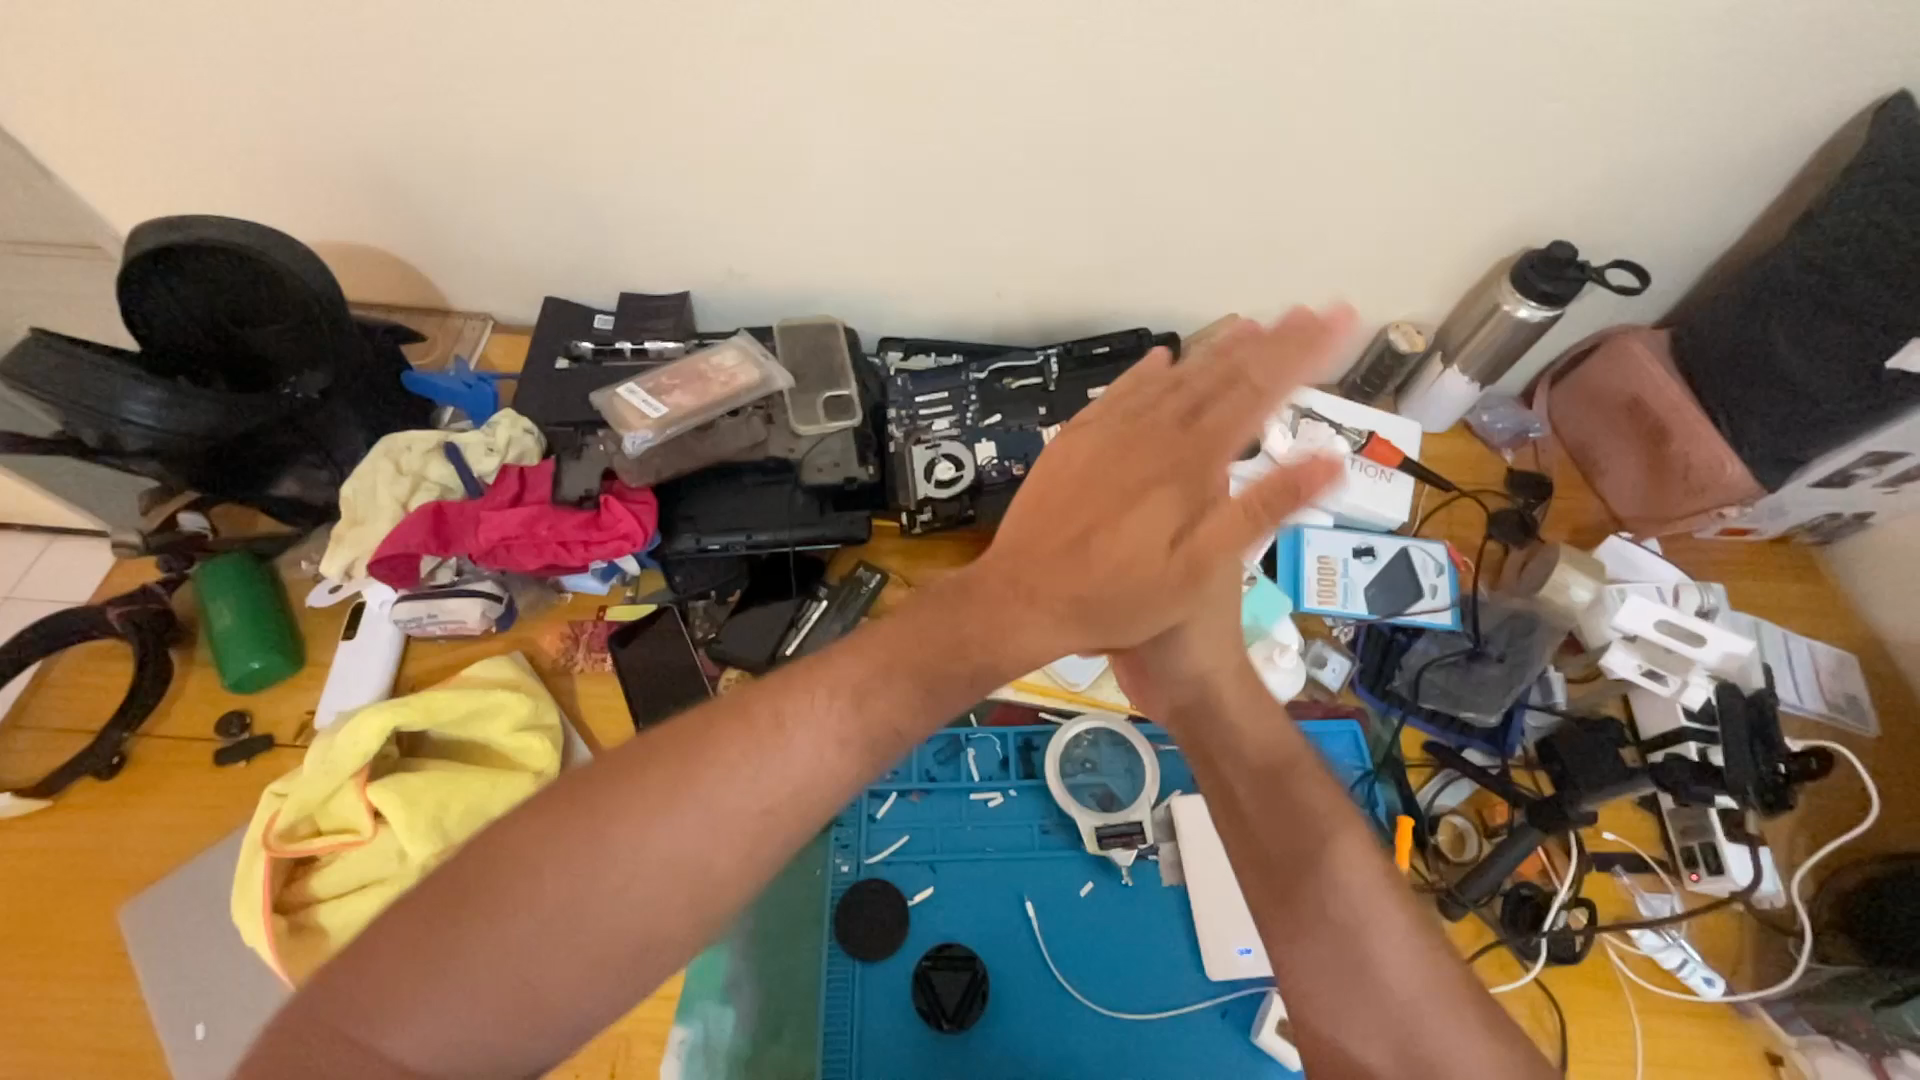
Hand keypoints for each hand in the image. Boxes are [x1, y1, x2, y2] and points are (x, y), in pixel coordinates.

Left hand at [967, 306, 1350, 669]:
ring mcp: (1107, 432)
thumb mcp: (1197, 571)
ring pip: (1171, 377)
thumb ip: (1259, 511)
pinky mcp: (1074, 441)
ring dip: (1214, 350)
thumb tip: (1328, 461)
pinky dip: (1147, 371)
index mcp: (1188, 462)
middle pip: (1219, 374)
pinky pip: (1119, 392)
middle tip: (1310, 311)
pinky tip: (1162, 357)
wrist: (1021, 597)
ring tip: (1251, 324)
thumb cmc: (1114, 598)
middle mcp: (1150, 432)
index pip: (1257, 392)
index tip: (1339, 321)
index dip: (1302, 355)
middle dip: (1270, 343)